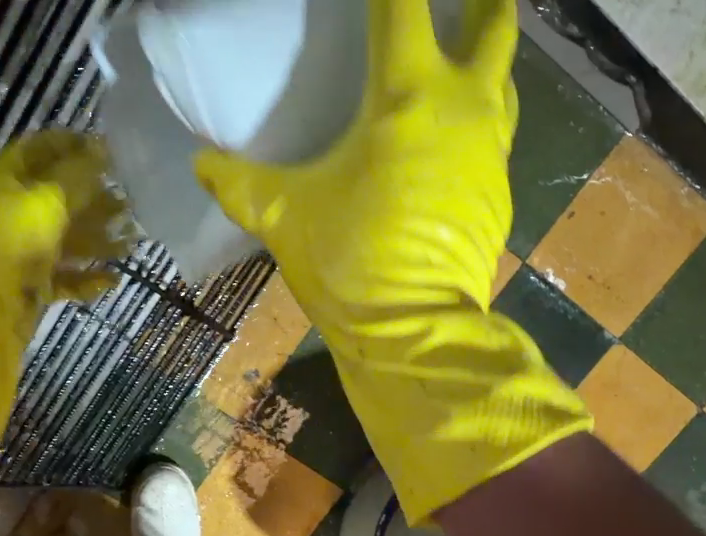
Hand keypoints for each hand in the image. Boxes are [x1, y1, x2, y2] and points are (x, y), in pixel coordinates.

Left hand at [0, 131, 129, 473]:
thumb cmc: (11, 246)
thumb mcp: (48, 201)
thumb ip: (79, 175)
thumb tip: (103, 151)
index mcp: (5, 177)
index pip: (46, 146)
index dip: (80, 145)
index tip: (115, 153)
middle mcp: (11, 209)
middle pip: (61, 195)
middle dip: (98, 198)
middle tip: (134, 202)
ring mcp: (20, 249)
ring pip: (66, 237)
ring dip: (100, 239)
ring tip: (134, 243)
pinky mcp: (30, 283)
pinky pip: (63, 275)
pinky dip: (86, 276)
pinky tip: (113, 280)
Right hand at [193, 0, 591, 522]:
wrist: (412, 332)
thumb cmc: (347, 263)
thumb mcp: (281, 218)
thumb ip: (239, 184)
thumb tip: (200, 164)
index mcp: (405, 98)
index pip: (401, 7)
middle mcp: (462, 107)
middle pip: (492, 25)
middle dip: (482, 1)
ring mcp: (489, 151)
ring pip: (504, 81)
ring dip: (487, 61)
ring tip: (465, 59)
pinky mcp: (497, 193)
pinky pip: (496, 137)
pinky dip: (479, 122)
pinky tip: (456, 141)